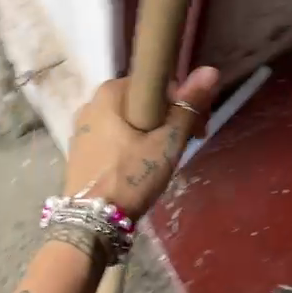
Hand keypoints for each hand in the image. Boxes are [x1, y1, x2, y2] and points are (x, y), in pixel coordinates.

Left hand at [63, 67, 219, 217]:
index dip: (183, 101)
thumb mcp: (166, 143)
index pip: (157, 83)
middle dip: (170, 119)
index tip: (198, 126)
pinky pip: (115, 138)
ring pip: (130, 121)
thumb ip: (188, 107)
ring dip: (154, 133)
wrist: (91, 223)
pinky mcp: (81, 151)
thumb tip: (210, 70)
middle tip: (189, 143)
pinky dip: (134, 145)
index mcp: (109, 92)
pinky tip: (143, 168)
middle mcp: (92, 103)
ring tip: (168, 160)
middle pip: (143, 102)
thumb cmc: (130, 176)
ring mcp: (83, 128)